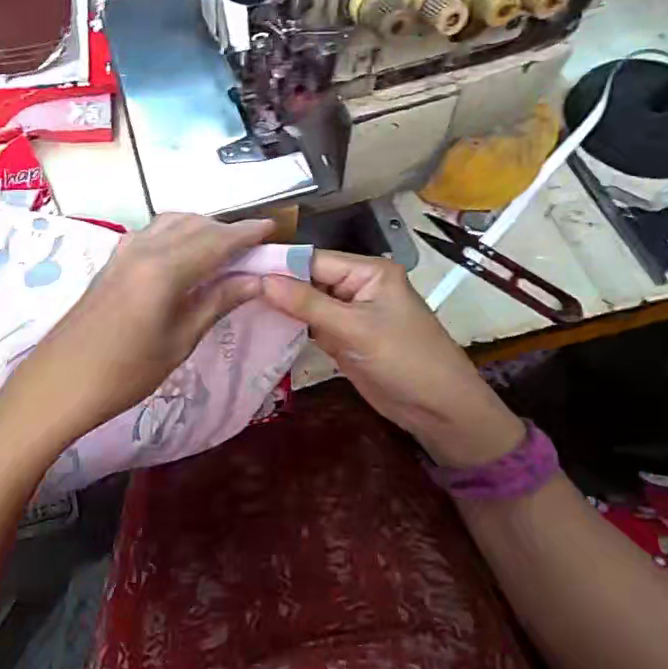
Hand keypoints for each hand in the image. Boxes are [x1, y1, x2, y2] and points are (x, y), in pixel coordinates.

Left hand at [0, 214, 273, 450]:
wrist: (59, 384)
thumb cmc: (124, 373)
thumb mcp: (179, 341)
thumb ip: (216, 302)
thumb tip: (254, 280)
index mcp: (164, 269)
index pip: (217, 241)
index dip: (248, 234)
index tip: (274, 230)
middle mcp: (144, 248)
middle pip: (196, 225)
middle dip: (228, 230)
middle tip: (254, 248)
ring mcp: (124, 251)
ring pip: (172, 223)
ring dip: (202, 228)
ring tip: (225, 251)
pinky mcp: (112, 261)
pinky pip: (154, 233)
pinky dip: (178, 234)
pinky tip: (187, 256)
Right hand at [261, 250, 522, 467]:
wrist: (438, 410)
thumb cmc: (405, 360)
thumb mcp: (355, 329)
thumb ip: (307, 303)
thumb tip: (261, 280)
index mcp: (368, 271)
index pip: (314, 259)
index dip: (278, 264)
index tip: (237, 268)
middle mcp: (357, 286)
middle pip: (308, 279)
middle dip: (275, 286)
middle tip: (229, 288)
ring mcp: (350, 314)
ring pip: (307, 303)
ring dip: (280, 307)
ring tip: (236, 304)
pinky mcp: (345, 339)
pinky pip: (312, 325)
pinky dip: (291, 327)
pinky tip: (260, 326)